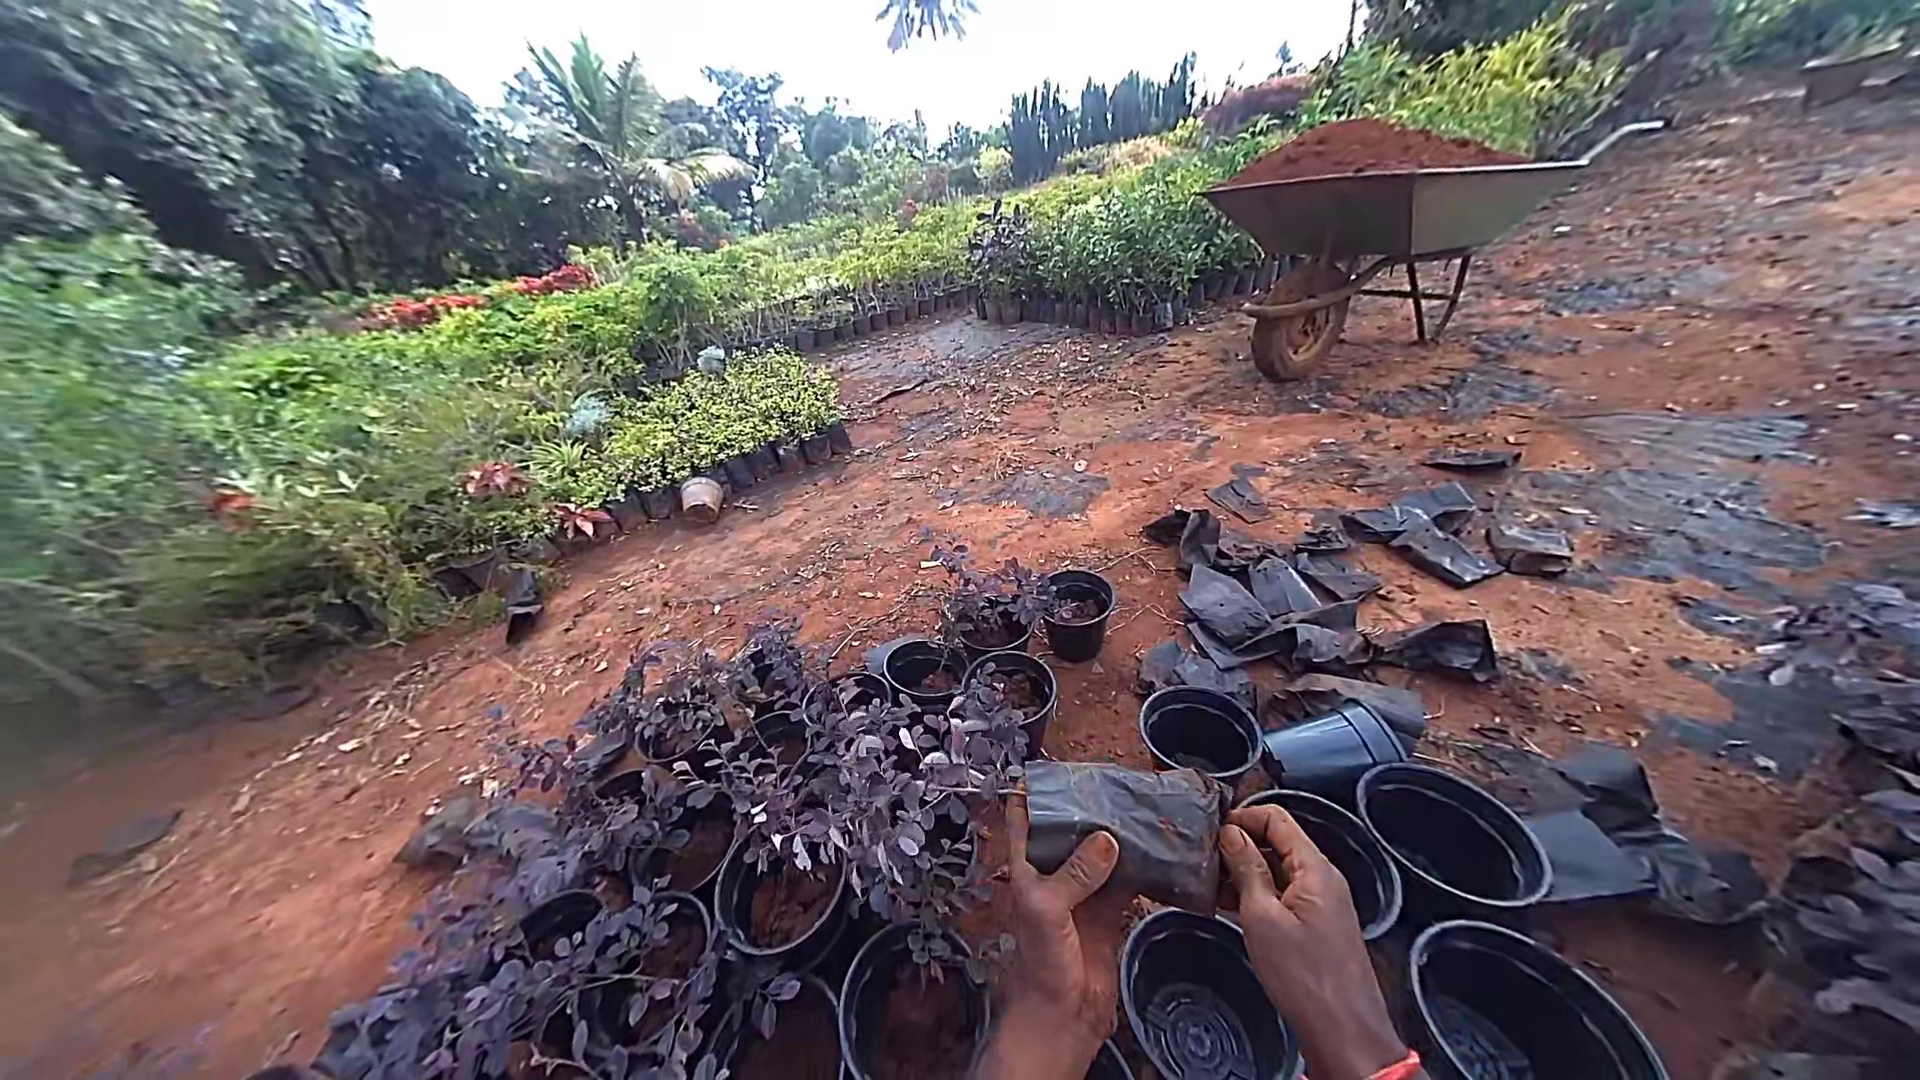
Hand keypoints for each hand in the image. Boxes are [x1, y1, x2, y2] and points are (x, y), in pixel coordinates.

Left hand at [974, 794, 1128, 1079]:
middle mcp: (1054, 871)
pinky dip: (1136, 864)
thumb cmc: (1041, 961)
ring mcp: (1082, 889)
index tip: (1053, 767)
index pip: (1023, 817)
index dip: (1032, 791)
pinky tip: (1153, 847)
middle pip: (1066, 828)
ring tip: (1135, 805)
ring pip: (1097, 850)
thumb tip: (1107, 838)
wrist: (1065, 1017)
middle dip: (1083, 807)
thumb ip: (1075, 873)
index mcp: (1028, 865)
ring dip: (1113, 832)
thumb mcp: (1047, 909)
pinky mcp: (1108, 910)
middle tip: (1109, 781)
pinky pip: (1123, 879)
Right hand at [1220, 804, 1410, 1079]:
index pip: (1276, 818)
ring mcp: (1319, 902)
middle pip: (1276, 841)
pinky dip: (1255, 893)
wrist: (1347, 1040)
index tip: (1211, 831)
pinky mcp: (1314, 924)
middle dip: (1239, 844)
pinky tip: (1226, 906)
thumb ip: (1246, 867)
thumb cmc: (1303, 976)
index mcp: (1314, 868)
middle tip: (1204, 857)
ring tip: (1208, 882)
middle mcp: (1321, 878)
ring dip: (1243, 871)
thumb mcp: (1262, 916)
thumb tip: (1229, 830)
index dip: (1242, 817)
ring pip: (1275, 868)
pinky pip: (1281, 893)